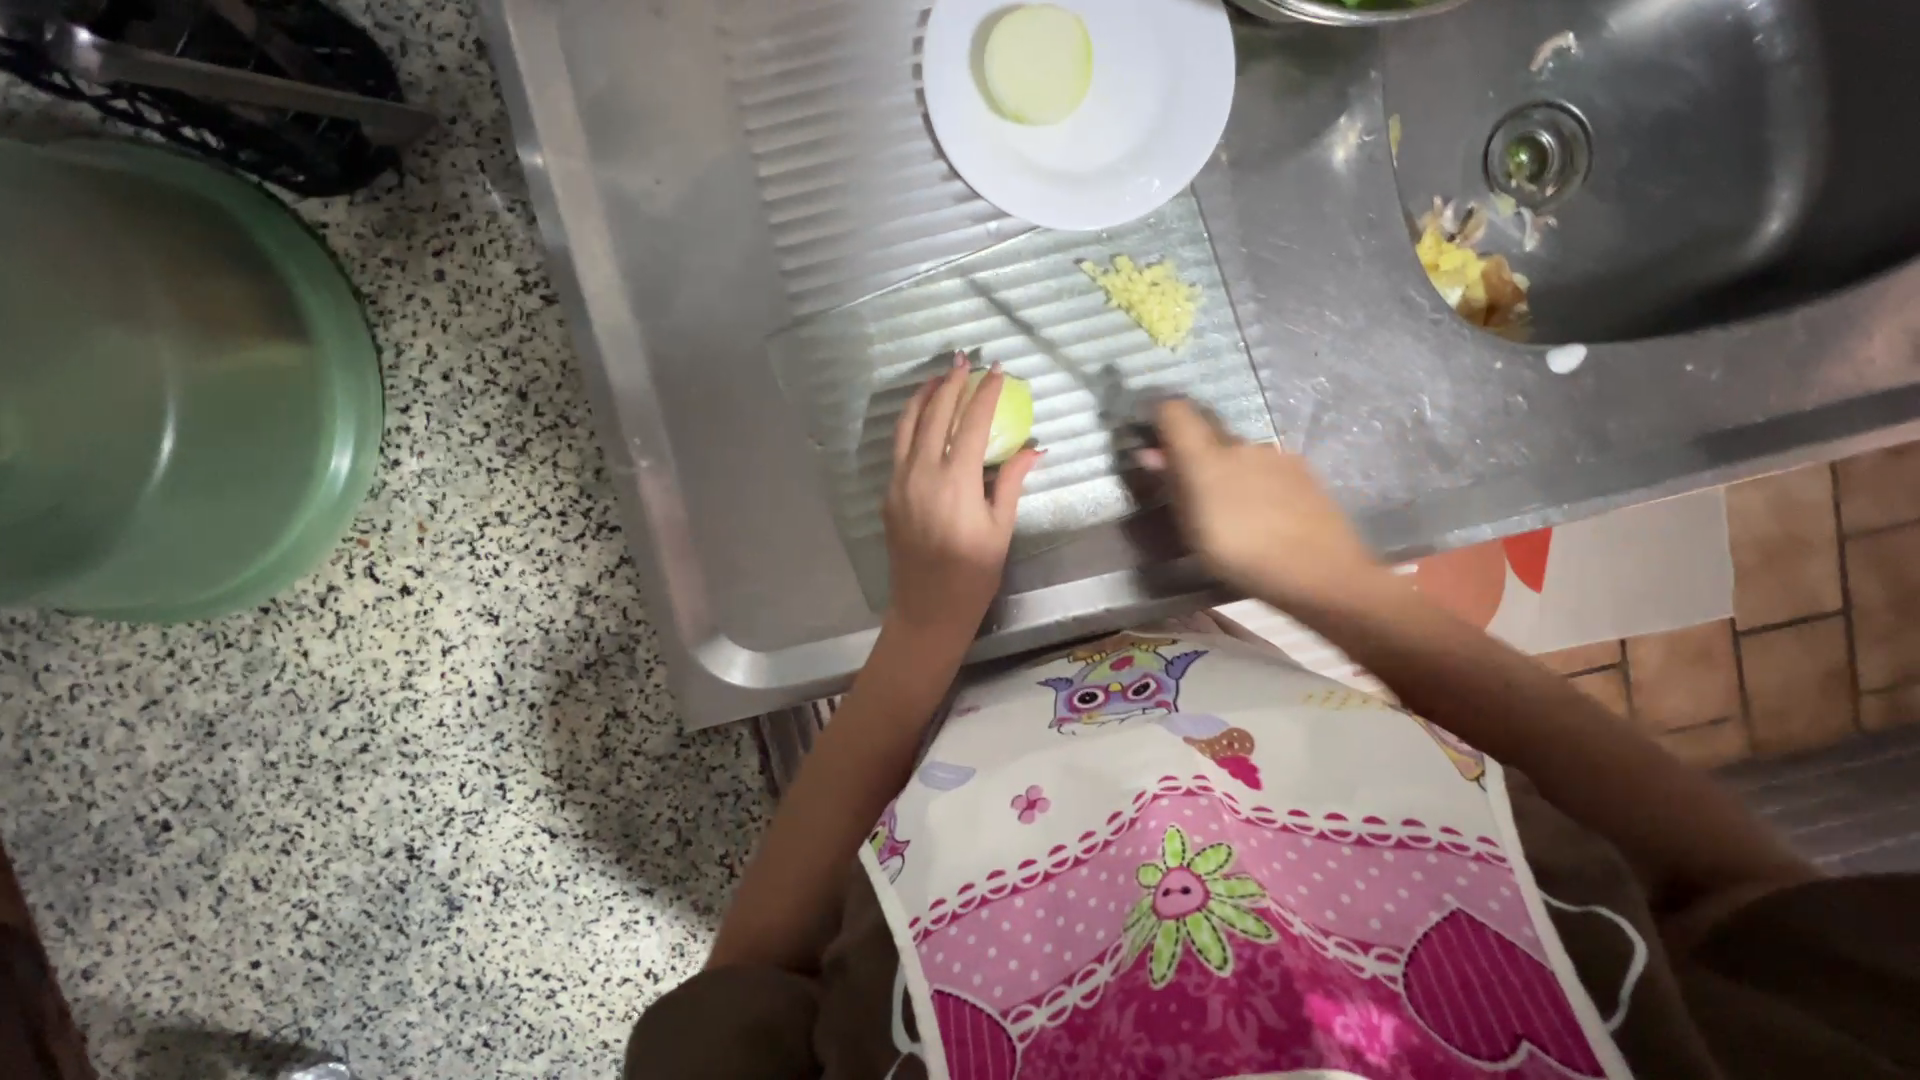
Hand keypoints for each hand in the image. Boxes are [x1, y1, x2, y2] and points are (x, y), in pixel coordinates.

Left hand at [883, 354, 1043, 638]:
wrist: (928, 608)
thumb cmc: (973, 573)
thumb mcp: (1001, 528)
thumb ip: (1012, 482)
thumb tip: (1034, 449)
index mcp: (956, 481)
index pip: (972, 423)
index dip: (986, 394)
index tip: (998, 371)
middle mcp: (922, 473)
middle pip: (935, 414)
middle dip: (951, 384)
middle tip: (964, 360)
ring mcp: (899, 482)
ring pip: (907, 426)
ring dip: (924, 397)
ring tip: (939, 378)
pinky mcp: (888, 494)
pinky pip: (898, 447)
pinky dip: (910, 424)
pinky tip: (922, 418)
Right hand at [1143, 399, 1379, 606]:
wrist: (1320, 571)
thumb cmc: (1242, 554)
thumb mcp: (1192, 529)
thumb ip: (1172, 485)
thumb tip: (1151, 454)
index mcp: (1206, 456)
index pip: (1175, 411)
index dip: (1161, 420)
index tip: (1155, 446)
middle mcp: (1241, 444)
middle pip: (1210, 437)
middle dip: (1197, 458)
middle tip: (1194, 498)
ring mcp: (1276, 455)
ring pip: (1241, 456)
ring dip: (1230, 474)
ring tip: (1234, 516)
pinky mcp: (1302, 471)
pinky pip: (1267, 470)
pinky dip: (1258, 485)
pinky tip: (1266, 518)